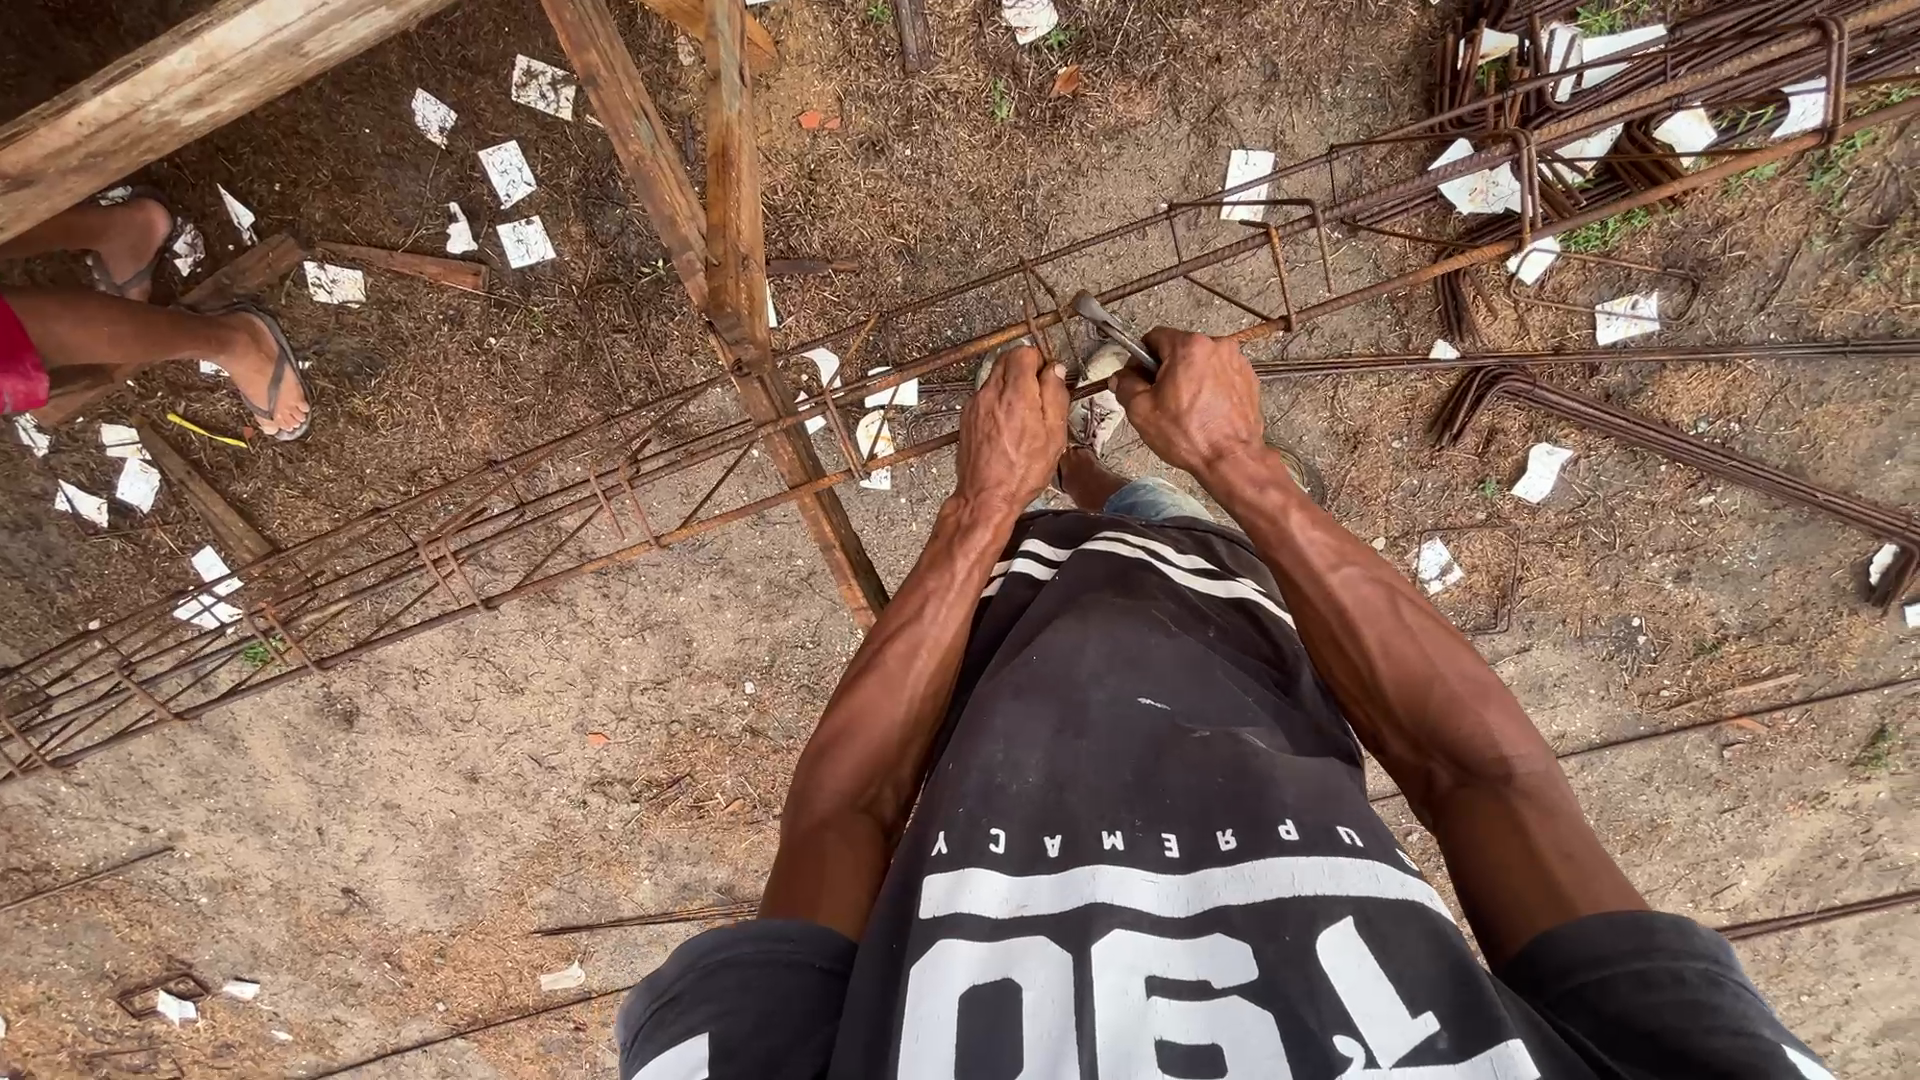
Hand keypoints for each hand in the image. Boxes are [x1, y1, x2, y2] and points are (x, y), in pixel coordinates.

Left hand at [955, 346, 1067, 514]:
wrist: (986, 496)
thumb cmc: (1020, 473)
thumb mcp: (1054, 435)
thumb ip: (1056, 395)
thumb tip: (1055, 371)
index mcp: (1016, 394)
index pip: (1024, 352)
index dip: (1039, 361)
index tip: (1047, 377)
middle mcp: (991, 394)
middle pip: (1006, 359)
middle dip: (1024, 368)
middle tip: (1037, 391)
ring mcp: (975, 405)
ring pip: (994, 377)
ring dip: (1010, 385)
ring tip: (1023, 413)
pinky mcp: (967, 417)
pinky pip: (985, 396)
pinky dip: (997, 401)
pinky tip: (1008, 425)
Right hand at [1112, 328, 1265, 478]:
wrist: (1230, 457)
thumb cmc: (1189, 435)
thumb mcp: (1141, 411)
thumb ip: (1125, 386)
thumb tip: (1121, 378)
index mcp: (1188, 347)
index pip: (1153, 337)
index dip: (1139, 359)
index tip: (1137, 378)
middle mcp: (1216, 346)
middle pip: (1178, 350)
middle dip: (1164, 371)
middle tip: (1158, 399)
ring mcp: (1235, 361)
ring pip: (1199, 363)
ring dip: (1187, 380)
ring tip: (1183, 409)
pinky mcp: (1247, 379)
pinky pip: (1218, 376)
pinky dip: (1208, 388)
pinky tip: (1202, 411)